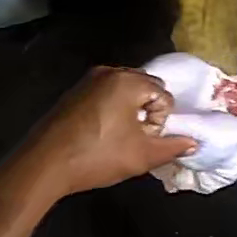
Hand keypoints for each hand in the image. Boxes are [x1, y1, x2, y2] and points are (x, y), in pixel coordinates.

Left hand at [7, 67, 196, 201]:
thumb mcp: (141, 155)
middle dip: (147, 111)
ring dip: (130, 110)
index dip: (160, 120)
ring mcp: (88, 80)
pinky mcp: (73, 92)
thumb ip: (171, 147)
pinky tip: (101, 134)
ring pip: (124, 90)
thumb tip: (192, 143)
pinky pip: (105, 93)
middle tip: (136, 138)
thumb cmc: (97, 156)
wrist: (43, 164)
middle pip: (145, 86)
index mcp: (128, 81)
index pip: (163, 95)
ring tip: (119, 138)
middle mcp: (109, 72)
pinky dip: (111, 109)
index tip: (144, 140)